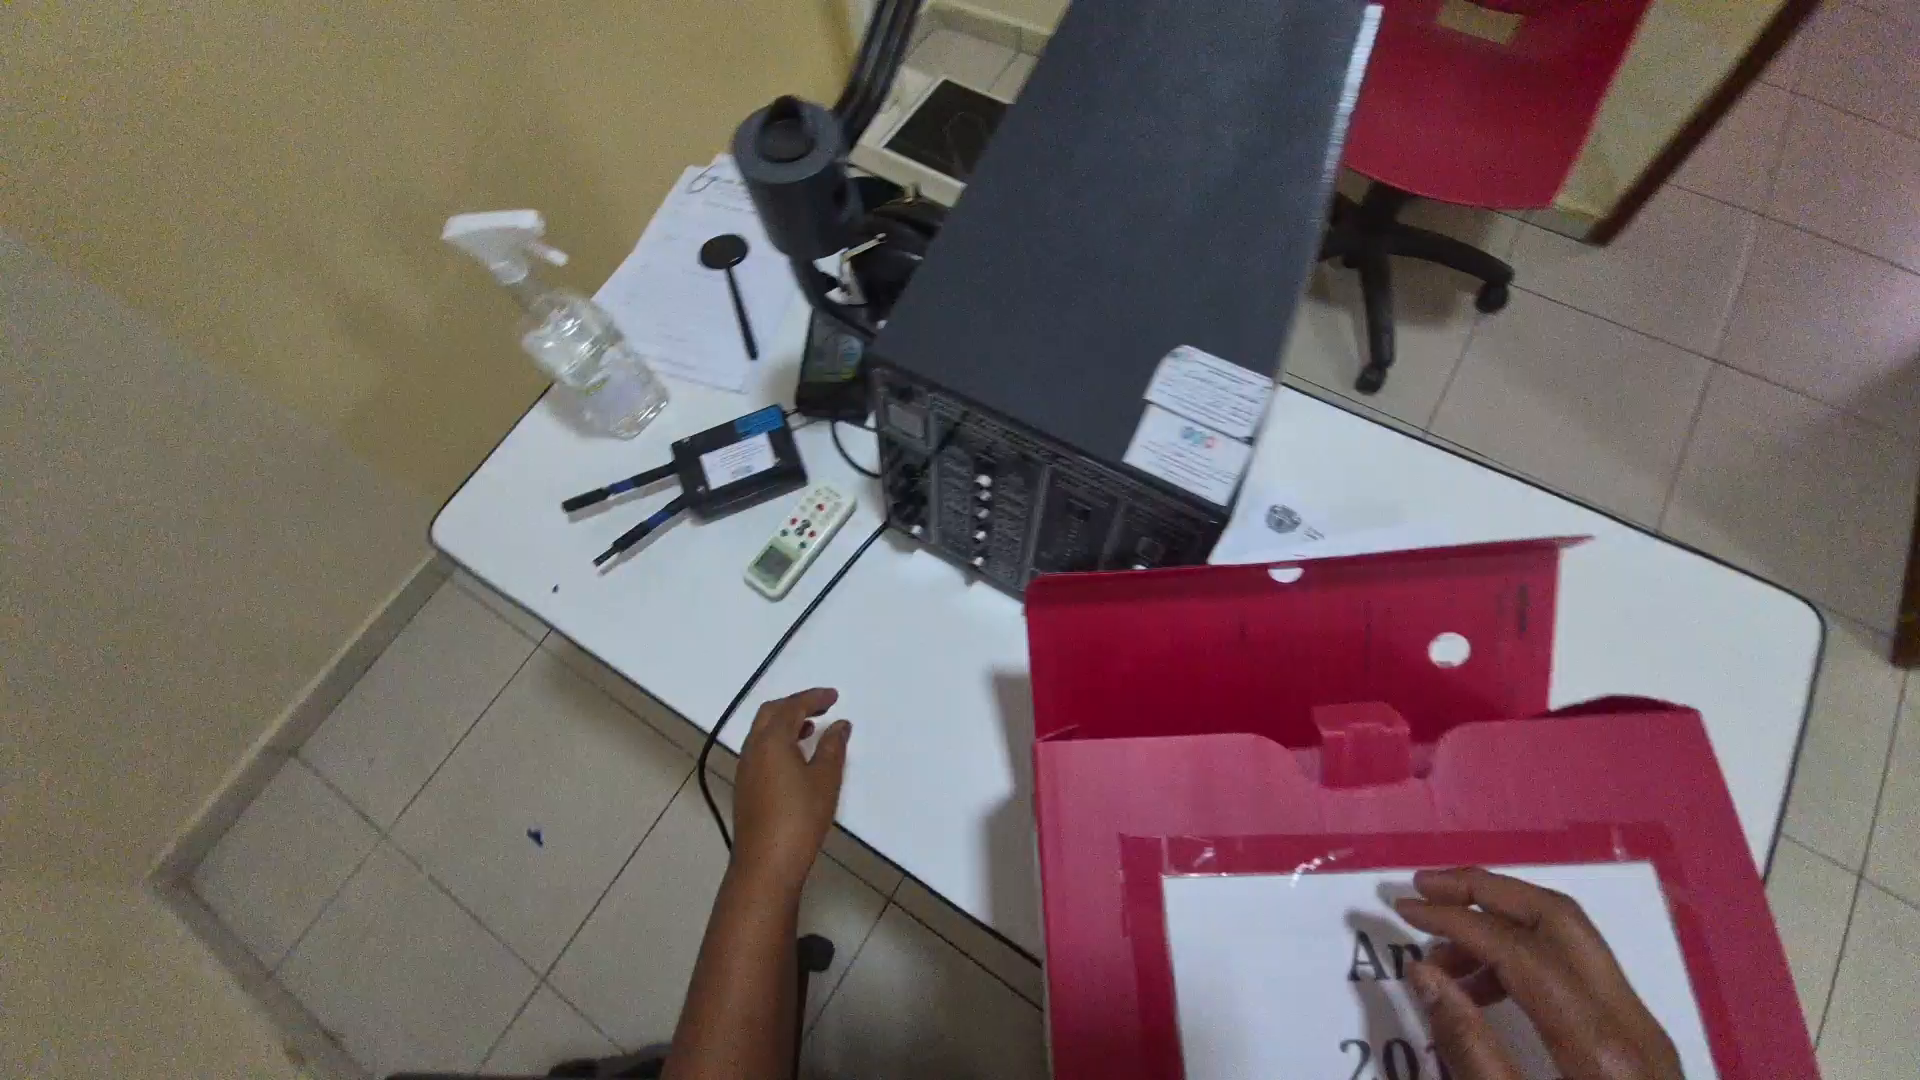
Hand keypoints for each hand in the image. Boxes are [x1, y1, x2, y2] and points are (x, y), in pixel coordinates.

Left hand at [731, 688, 851, 893]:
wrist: (766, 864)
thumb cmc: (800, 817)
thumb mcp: (825, 778)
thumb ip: (833, 746)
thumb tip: (839, 725)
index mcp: (771, 741)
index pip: (791, 707)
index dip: (813, 698)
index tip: (834, 696)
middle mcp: (752, 749)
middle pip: (770, 714)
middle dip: (795, 705)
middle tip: (822, 706)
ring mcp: (745, 769)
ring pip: (762, 732)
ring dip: (785, 723)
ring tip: (811, 728)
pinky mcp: (745, 787)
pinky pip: (760, 749)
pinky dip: (778, 741)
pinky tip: (796, 757)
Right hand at [1393, 867, 1682, 1079]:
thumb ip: (1469, 1048)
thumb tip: (1422, 971)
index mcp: (1604, 1046)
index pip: (1519, 946)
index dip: (1454, 918)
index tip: (1401, 908)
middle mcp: (1633, 1021)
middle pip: (1557, 916)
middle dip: (1483, 890)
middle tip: (1424, 886)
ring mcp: (1641, 1029)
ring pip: (1568, 935)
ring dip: (1499, 920)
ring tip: (1442, 951)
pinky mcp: (1637, 1041)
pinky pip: (1573, 968)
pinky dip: (1520, 953)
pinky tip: (1480, 985)